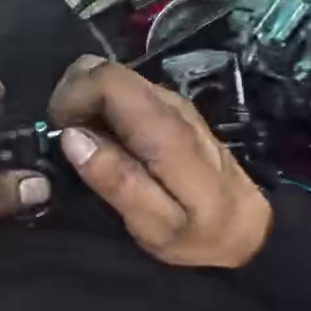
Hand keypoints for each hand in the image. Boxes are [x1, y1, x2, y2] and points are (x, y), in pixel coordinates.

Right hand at [49, 54, 271, 268]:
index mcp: (170, 136)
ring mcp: (175, 102)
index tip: (60, 130)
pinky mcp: (172, 105)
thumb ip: (117, 181)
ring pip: (115, 77)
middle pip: (109, 72)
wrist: (250, 232)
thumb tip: (72, 137)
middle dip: (74, 95)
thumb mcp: (154, 226)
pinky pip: (124, 90)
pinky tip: (104, 137)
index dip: (74, 96)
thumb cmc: (198, 237)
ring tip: (81, 139)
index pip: (111, 83)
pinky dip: (102, 107)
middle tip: (64, 134)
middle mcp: (173, 106)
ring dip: (86, 101)